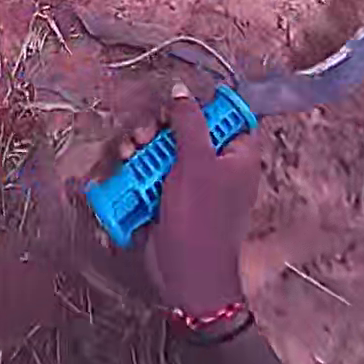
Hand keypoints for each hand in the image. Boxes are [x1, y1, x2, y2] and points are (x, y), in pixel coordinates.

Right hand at [128, 82, 258, 313]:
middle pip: (188, 129)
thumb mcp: (196, 163)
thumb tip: (181, 89)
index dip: (207, 107)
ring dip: (144, 145)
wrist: (184, 274)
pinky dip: (138, 164)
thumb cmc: (199, 218)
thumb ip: (188, 122)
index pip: (230, 118)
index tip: (182, 105)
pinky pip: (152, 167)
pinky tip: (126, 163)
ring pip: (164, 146)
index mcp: (237, 157)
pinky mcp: (168, 194)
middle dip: (162, 127)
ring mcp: (191, 181)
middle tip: (148, 133)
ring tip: (132, 150)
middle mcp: (216, 166)